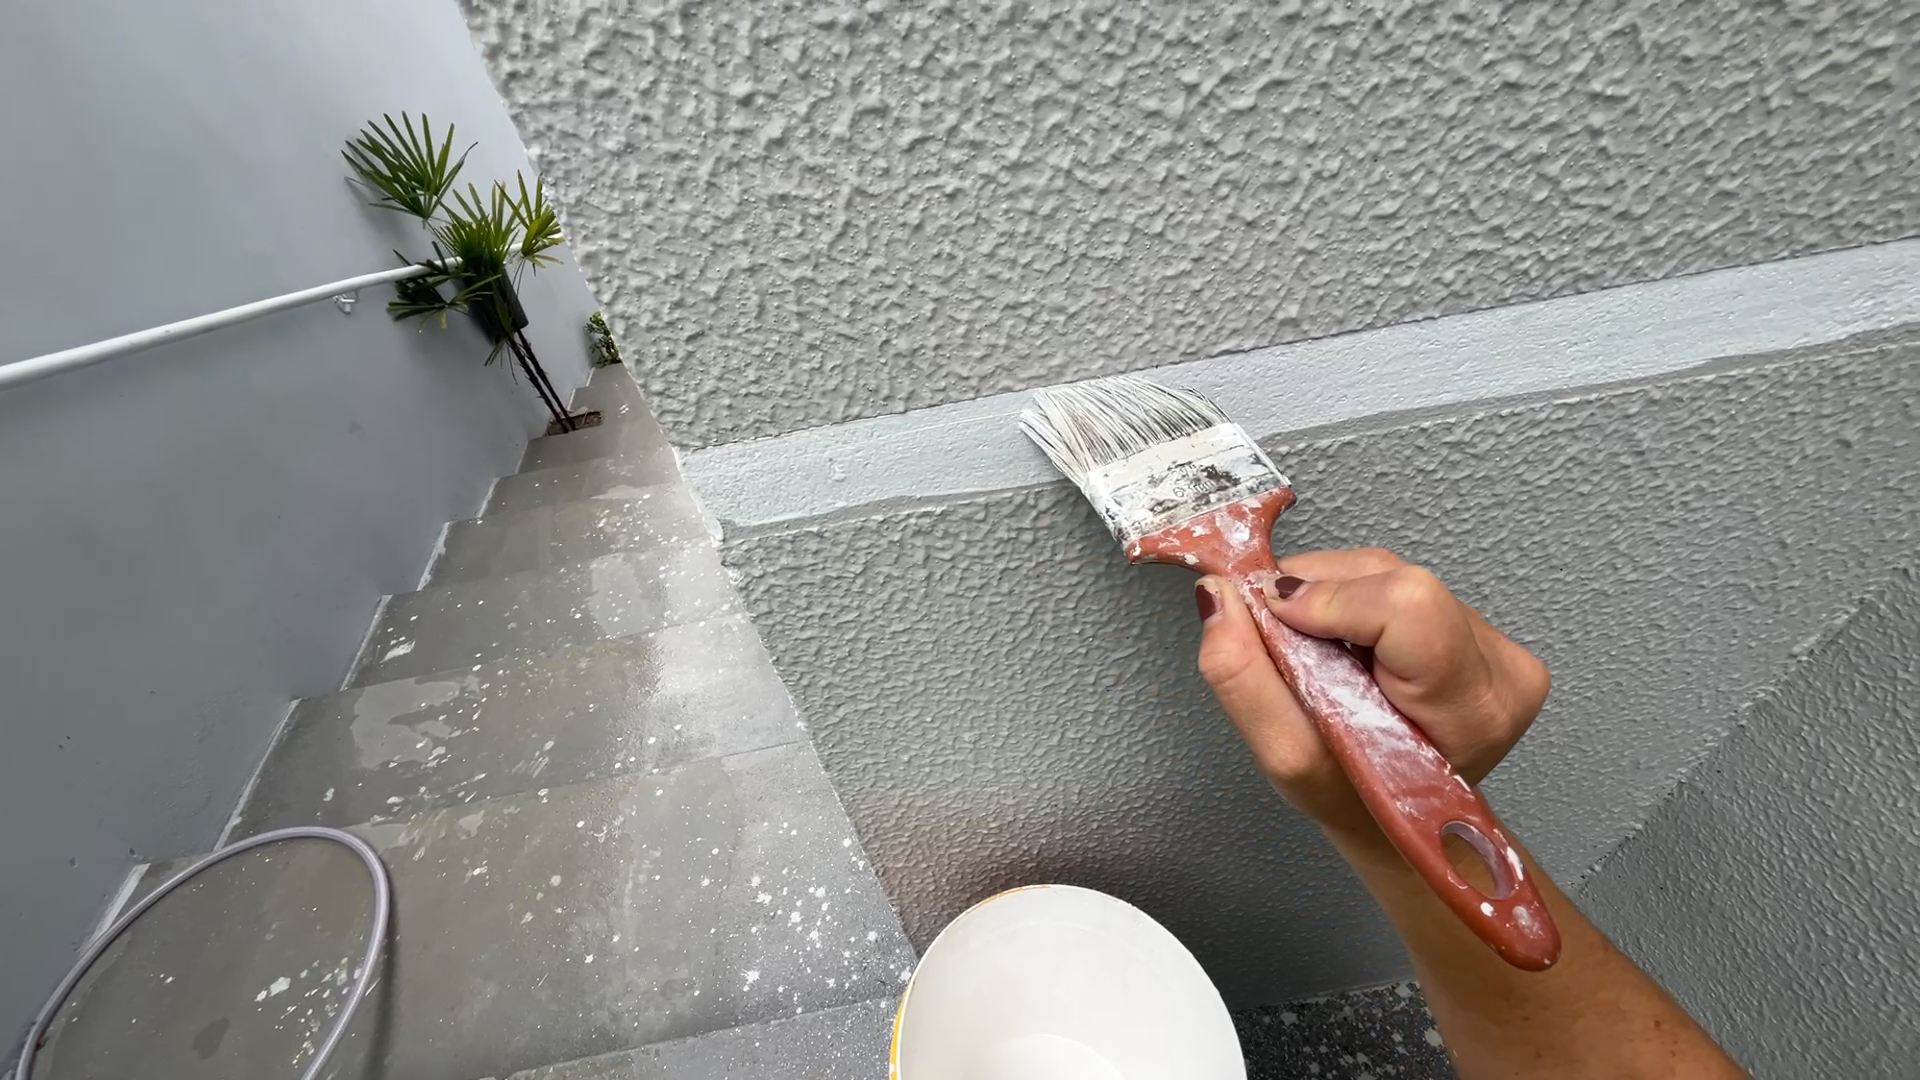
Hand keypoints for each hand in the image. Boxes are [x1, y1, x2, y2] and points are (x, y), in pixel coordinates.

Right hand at [1194, 548, 1549, 842]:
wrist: (1395, 814)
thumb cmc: (1347, 795)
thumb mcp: (1283, 754)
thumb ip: (1243, 676)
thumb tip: (1217, 593)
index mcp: (1467, 707)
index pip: (1406, 605)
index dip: (1325, 598)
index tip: (1271, 617)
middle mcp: (1497, 665)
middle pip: (1384, 577)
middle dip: (1311, 594)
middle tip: (1281, 642)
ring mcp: (1492, 640)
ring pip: (1381, 570)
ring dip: (1321, 594)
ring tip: (1305, 646)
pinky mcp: (1473, 624)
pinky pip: (1388, 578)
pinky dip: (1340, 596)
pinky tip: (1330, 638)